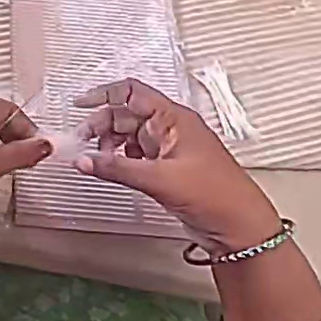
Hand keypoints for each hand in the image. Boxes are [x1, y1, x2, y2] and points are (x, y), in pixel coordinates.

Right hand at [70, 78, 281, 252]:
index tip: (80, 104)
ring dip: (108, 143)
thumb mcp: (159, 179)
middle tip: (81, 142)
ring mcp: (168, 148)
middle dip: (100, 125)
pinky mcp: (165, 167)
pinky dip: (118, 158)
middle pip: (125, 114)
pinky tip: (111, 168)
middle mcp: (169, 128)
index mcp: (173, 118)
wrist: (240, 229)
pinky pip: (134, 154)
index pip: (132, 92)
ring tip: (95, 158)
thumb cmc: (216, 196)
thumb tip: (83, 160)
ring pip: (127, 135)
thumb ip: (116, 168)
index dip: (103, 94)